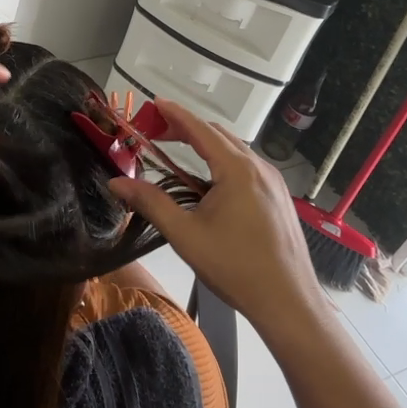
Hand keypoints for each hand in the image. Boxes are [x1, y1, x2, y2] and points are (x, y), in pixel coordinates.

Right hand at [109, 99, 327, 331]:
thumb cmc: (236, 267)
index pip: (200, 129)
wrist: (289, 304)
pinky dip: (223, 162)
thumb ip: (151, 202)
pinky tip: (210, 183)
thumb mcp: (185, 234)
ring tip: (179, 154)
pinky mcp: (279, 199)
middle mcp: (259, 167)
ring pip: (235, 151)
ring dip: (206, 145)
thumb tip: (117, 182)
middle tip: (157, 133)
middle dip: (187, 129)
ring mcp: (273, 183)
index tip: (153, 103)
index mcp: (237, 169)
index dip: (174, 114)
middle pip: (218, 135)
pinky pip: (247, 167)